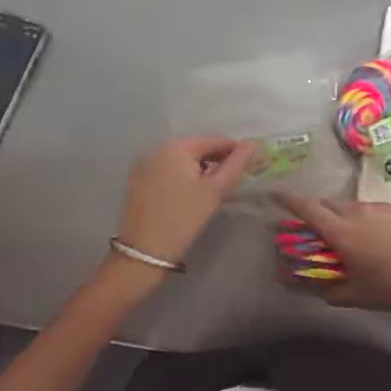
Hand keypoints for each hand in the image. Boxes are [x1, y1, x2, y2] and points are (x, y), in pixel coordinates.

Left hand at [113, 136, 255, 266]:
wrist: (145, 250)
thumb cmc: (184, 217)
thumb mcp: (214, 190)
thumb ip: (235, 165)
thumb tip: (253, 143)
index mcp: (176, 146)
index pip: (214, 140)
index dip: (234, 151)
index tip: (248, 166)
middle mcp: (157, 148)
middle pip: (195, 148)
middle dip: (215, 160)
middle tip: (230, 181)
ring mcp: (144, 164)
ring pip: (180, 159)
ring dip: (199, 169)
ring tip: (211, 190)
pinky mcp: (137, 180)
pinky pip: (166, 170)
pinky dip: (181, 176)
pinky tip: (189, 195)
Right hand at [278, 195, 390, 322]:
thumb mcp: (357, 295)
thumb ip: (330, 290)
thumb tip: (317, 288)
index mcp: (341, 231)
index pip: (307, 208)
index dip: (289, 200)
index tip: (278, 196)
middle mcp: (358, 212)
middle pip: (329, 203)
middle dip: (317, 211)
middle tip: (316, 228)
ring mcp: (382, 208)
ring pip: (354, 207)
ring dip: (345, 217)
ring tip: (353, 238)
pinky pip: (376, 210)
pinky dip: (368, 220)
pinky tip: (381, 240)